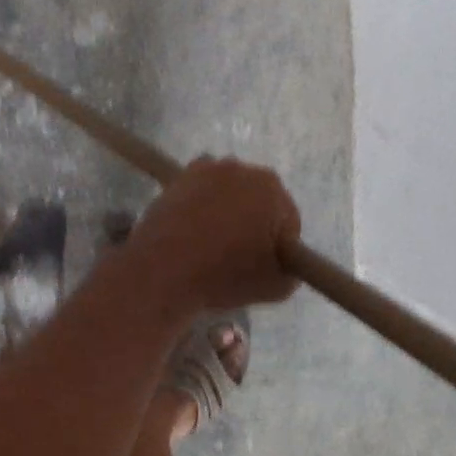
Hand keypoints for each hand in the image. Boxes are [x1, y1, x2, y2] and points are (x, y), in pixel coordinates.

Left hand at [126, 155, 301, 311]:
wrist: (163, 272)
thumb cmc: (226, 276)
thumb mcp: (278, 286)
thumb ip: (292, 270)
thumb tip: (285, 263)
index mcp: (272, 188)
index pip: (289, 220)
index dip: (282, 248)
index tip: (266, 268)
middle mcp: (242, 168)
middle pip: (259, 203)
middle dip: (255, 226)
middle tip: (242, 259)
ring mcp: (206, 169)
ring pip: (230, 196)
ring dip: (229, 215)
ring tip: (214, 249)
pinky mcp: (177, 179)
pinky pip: (201, 194)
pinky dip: (202, 208)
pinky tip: (195, 235)